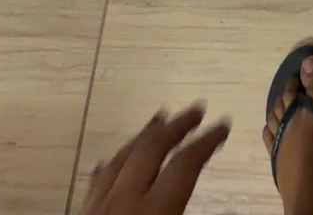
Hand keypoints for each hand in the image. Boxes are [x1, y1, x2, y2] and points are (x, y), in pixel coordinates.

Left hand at [78, 105, 230, 214]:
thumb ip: (194, 207)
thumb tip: (232, 208)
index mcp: (154, 208)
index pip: (185, 163)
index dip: (207, 140)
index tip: (224, 124)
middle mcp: (123, 199)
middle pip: (152, 149)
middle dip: (178, 125)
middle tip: (197, 109)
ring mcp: (96, 207)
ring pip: (122, 158)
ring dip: (144, 135)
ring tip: (159, 118)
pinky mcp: (80, 214)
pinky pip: (96, 182)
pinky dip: (110, 164)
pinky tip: (112, 158)